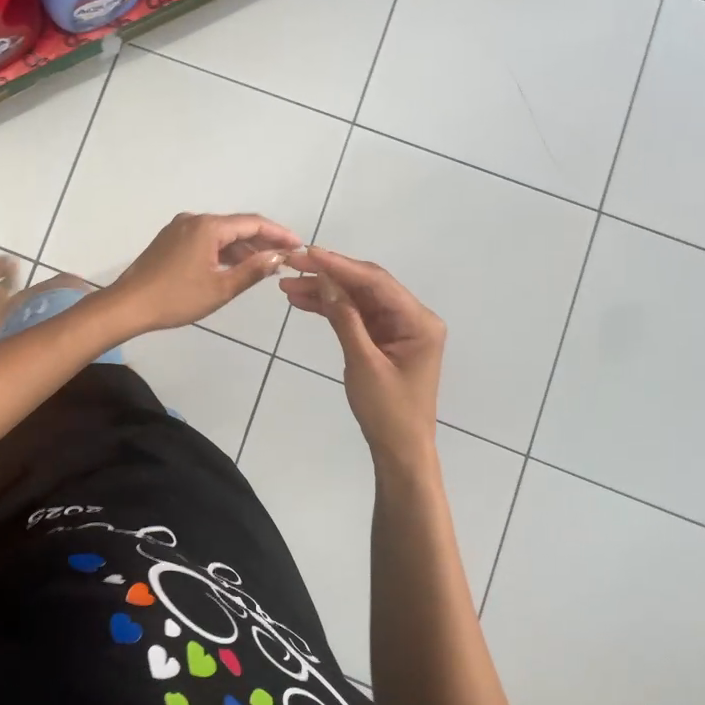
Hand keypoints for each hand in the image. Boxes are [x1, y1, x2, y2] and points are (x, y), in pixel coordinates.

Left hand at [101, 213, 301, 333]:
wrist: (129, 305)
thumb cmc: (177, 298)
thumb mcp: (221, 288)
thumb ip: (252, 270)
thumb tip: (277, 256)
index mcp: (207, 226)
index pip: (252, 222)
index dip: (278, 233)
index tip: (298, 245)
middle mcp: (193, 220)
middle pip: (236, 226)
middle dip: (262, 240)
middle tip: (287, 257)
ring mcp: (178, 228)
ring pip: (220, 234)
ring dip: (242, 247)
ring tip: (266, 265)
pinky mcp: (169, 240)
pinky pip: (205, 240)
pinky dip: (223, 251)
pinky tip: (236, 266)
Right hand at [280, 248, 445, 468]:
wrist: (399, 450)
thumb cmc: (388, 410)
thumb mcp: (363, 363)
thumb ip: (344, 318)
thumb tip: (324, 280)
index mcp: (418, 321)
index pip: (375, 282)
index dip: (339, 265)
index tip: (307, 253)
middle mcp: (412, 318)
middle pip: (366, 285)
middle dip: (328, 274)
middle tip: (291, 265)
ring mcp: (397, 328)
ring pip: (357, 298)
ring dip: (324, 291)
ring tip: (287, 286)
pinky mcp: (383, 338)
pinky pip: (355, 314)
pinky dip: (330, 308)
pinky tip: (302, 301)